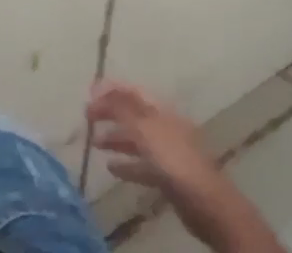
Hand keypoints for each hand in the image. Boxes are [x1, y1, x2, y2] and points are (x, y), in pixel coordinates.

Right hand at [84, 79, 221, 194]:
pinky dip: (126, 164)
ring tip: (94, 144)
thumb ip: (121, 108)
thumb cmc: (173, 159)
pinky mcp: (168, 177)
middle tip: (87, 118)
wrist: (205, 202)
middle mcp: (165, 127)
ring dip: (115, 139)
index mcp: (162, 111)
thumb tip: (102, 90)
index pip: (133, 92)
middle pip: (133, 115)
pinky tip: (111, 168)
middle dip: (110, 114)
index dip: (111, 89)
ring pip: (137, 140)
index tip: (88, 94)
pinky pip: (142, 165)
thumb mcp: (144, 128)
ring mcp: (168, 153)